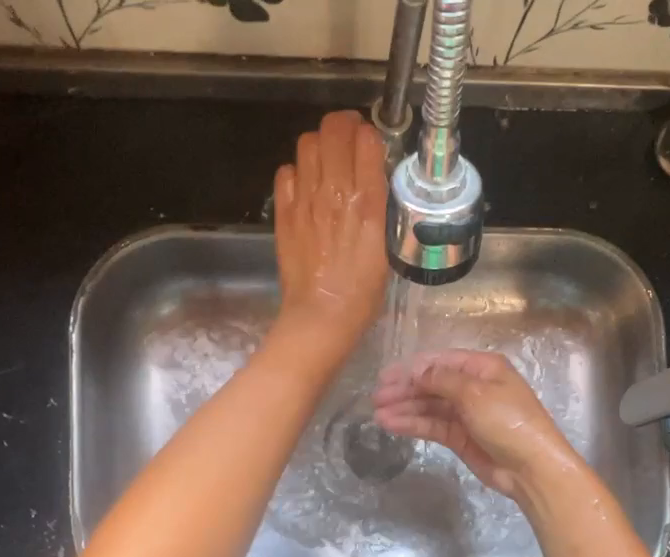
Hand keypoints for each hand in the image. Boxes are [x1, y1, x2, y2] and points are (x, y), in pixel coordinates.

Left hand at [273, 111, 388, 356]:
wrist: (321, 316)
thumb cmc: (361, 293)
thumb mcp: (385, 250)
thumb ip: (378, 210)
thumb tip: (373, 184)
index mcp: (367, 203)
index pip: (367, 140)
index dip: (370, 135)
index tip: (371, 145)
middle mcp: (335, 192)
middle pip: (334, 128)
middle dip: (344, 127)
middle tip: (349, 141)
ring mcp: (305, 199)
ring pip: (308, 142)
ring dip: (320, 145)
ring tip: (327, 162)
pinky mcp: (284, 212)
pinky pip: (287, 171)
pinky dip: (297, 172)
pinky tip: (306, 188)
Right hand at [372, 350, 580, 497]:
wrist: (531, 467)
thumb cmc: (509, 421)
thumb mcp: (476, 393)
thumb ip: (442, 380)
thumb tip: (416, 371)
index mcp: (483, 368)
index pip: (441, 362)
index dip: (412, 368)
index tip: (386, 376)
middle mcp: (473, 387)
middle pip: (432, 384)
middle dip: (404, 389)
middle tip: (376, 397)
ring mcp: (466, 414)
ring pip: (429, 407)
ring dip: (404, 409)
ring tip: (377, 414)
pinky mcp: (461, 438)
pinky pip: (432, 426)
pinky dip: (413, 425)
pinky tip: (392, 425)